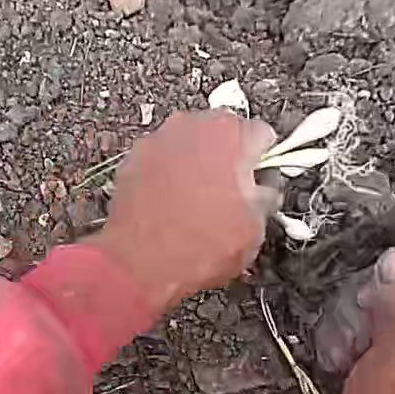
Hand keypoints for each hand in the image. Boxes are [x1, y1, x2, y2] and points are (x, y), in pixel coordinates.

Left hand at [88, 110, 276, 314]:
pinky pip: (157, 163)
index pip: (261, 136)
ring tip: (194, 204)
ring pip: (185, 147)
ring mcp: (154, 143)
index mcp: (230, 134)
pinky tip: (167, 206)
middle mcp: (189, 127)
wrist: (138, 266)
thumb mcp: (255, 227)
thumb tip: (261, 191)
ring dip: (193, 166)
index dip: (262, 164)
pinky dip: (164, 177)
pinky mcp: (128, 163)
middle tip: (227, 195)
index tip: (258, 183)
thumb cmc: (197, 247)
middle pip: (220, 135)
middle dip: (226, 160)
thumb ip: (265, 196)